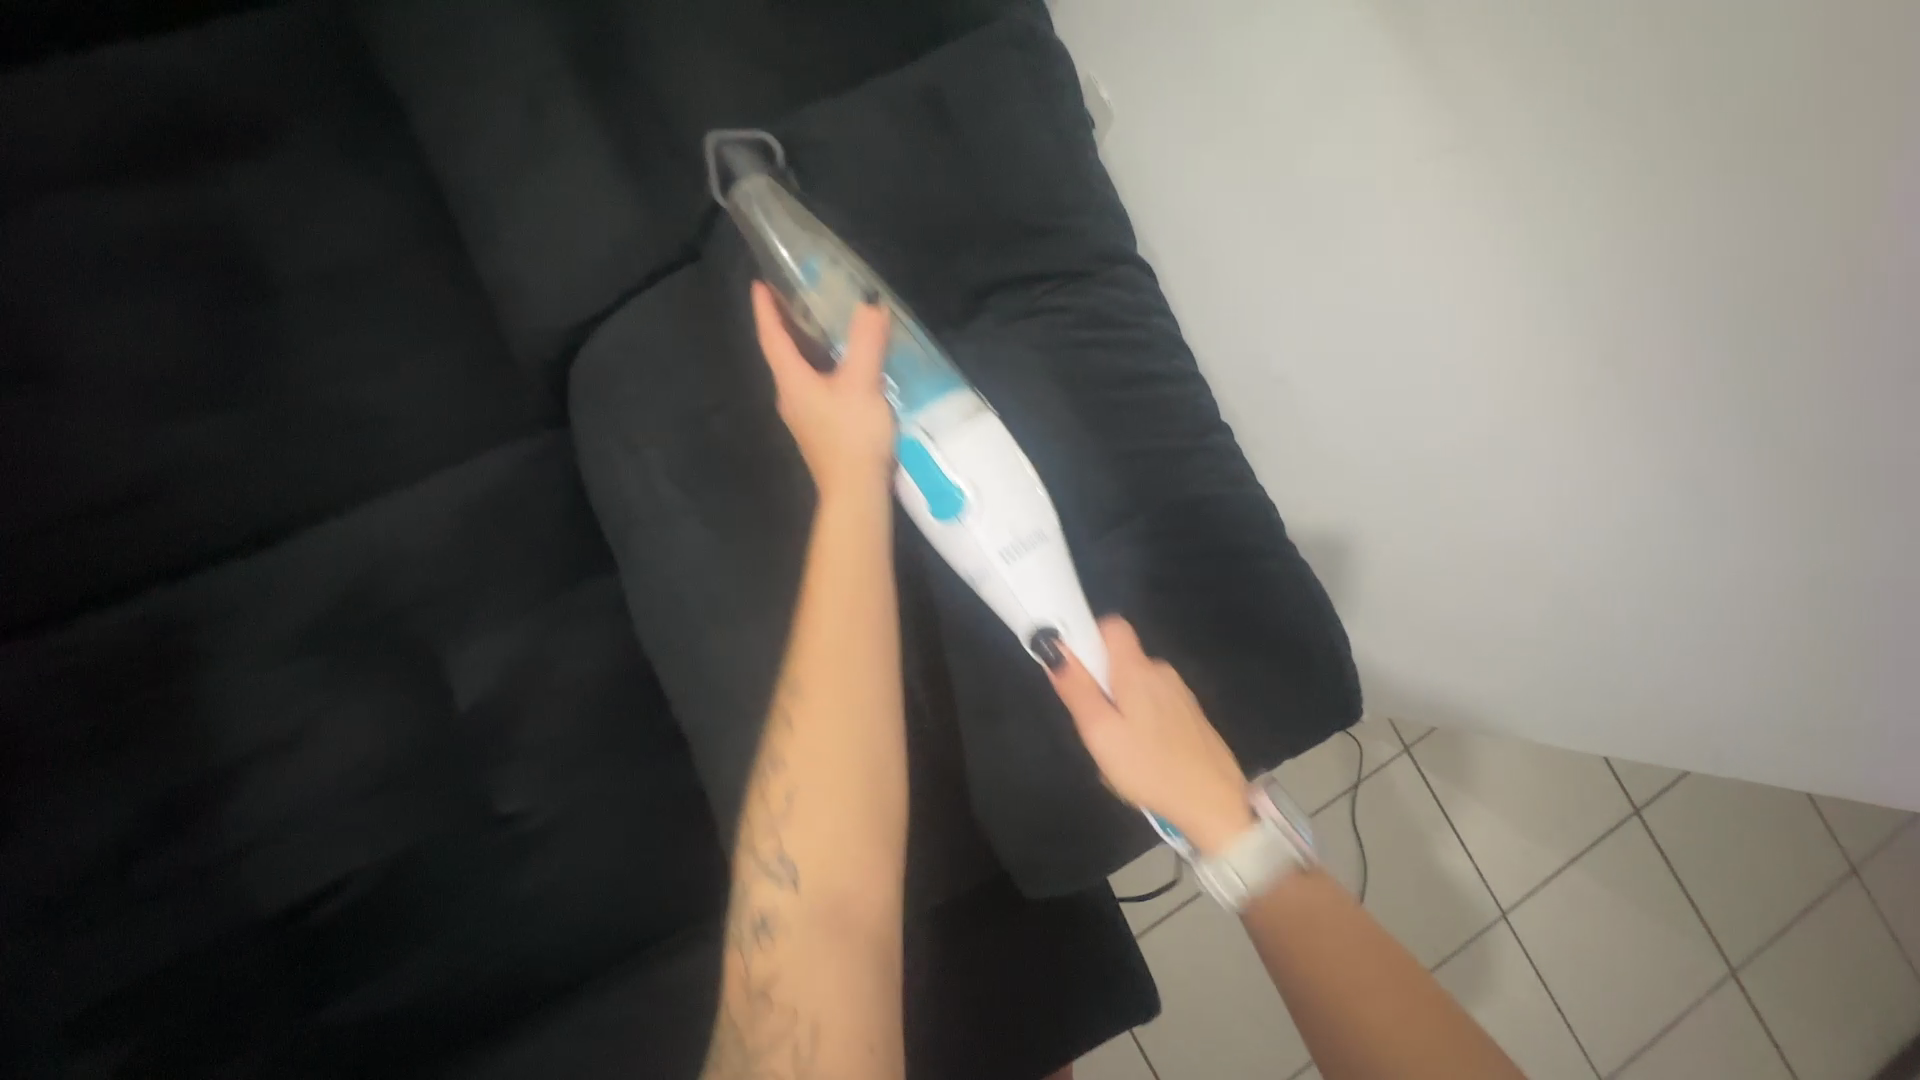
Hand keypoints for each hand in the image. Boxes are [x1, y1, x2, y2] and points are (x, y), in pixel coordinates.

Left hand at [752, 281, 895, 500]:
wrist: (856, 492)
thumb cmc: (853, 435)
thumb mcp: (863, 382)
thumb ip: (866, 341)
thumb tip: (870, 303)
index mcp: (792, 381)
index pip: (771, 337)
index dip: (766, 309)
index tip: (759, 283)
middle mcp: (790, 397)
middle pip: (781, 353)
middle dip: (785, 324)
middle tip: (793, 295)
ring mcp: (804, 417)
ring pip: (798, 372)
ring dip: (804, 347)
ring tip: (818, 325)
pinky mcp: (820, 431)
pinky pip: (815, 388)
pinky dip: (821, 368)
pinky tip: (842, 367)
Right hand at [1046, 617, 1255, 855]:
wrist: (1214, 804)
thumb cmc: (1149, 768)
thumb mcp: (1100, 733)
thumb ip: (1077, 689)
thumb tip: (1054, 650)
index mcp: (1136, 669)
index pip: (1112, 626)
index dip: (1088, 638)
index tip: (1076, 671)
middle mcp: (1160, 672)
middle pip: (1120, 661)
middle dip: (1101, 685)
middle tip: (1095, 727)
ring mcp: (1179, 694)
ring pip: (1136, 687)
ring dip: (1120, 708)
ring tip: (1118, 750)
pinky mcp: (1190, 715)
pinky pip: (1154, 705)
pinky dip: (1141, 722)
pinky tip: (1142, 757)